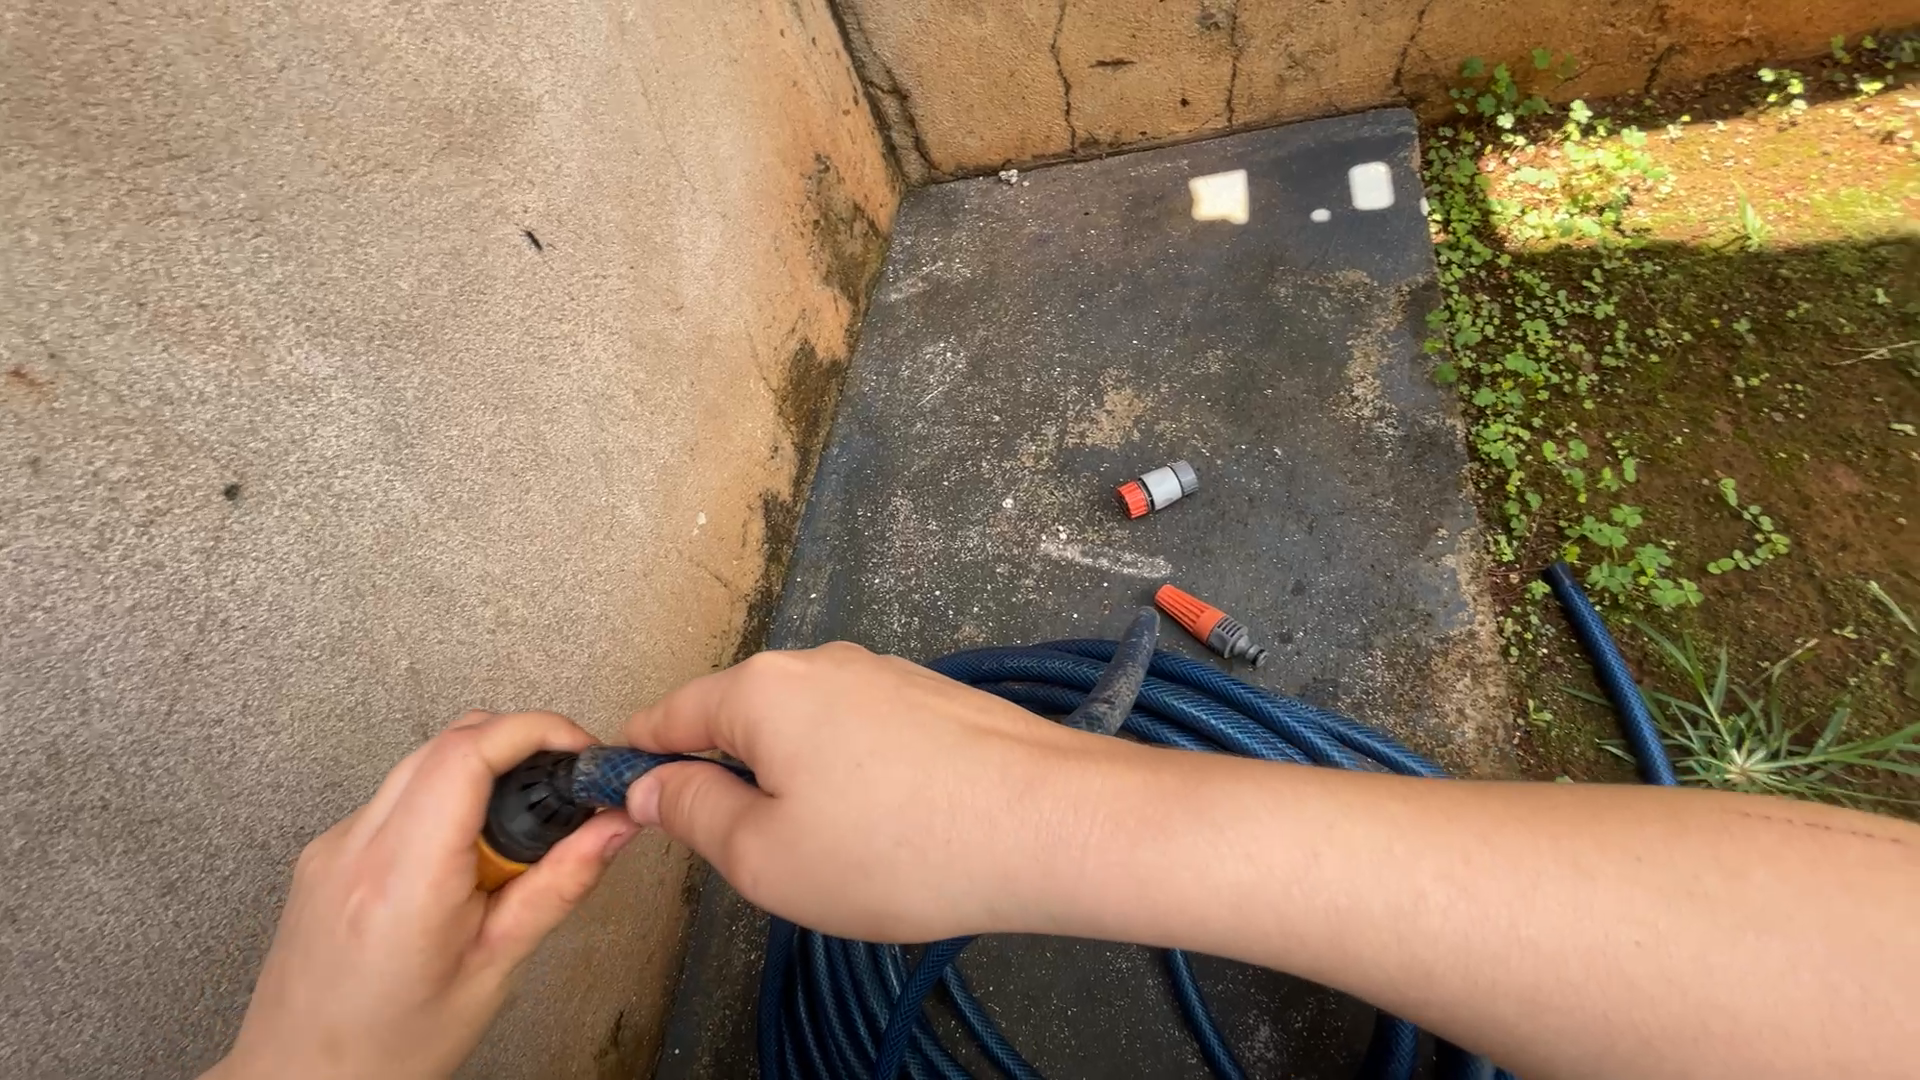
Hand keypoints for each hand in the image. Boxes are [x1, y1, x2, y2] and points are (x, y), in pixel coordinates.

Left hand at [211, 711, 639, 1079]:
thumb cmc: (389, 1048)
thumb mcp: (498, 966)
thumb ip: (562, 883)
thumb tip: (616, 824)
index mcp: (401, 879)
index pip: (467, 752)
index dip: (536, 729)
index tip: (580, 750)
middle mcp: (356, 848)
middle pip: (452, 738)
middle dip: (524, 741)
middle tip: (566, 784)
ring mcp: (335, 844)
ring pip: (430, 755)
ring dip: (492, 766)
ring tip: (523, 828)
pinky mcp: (331, 849)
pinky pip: (407, 787)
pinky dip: (458, 791)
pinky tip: (476, 847)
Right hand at [623, 642, 1137, 942]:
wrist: (1042, 819)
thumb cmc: (894, 846)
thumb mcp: (766, 855)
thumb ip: (694, 812)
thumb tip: (652, 784)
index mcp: (764, 688)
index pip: (672, 713)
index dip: (640, 756)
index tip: (625, 793)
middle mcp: (820, 662)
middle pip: (742, 714)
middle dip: (728, 773)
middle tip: (748, 847)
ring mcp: (881, 671)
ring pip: (804, 723)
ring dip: (794, 774)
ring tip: (833, 842)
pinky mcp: (926, 691)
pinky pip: (858, 727)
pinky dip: (847, 767)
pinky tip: (885, 815)